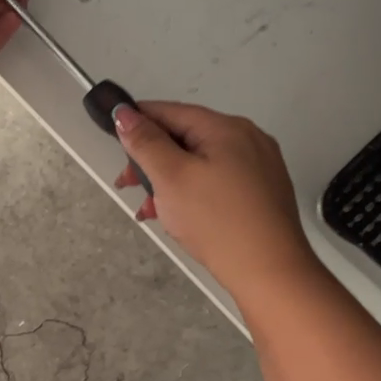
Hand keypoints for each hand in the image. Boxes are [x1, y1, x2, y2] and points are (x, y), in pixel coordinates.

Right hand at [113, 102, 322, 298]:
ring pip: (198, 162)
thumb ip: (146, 143)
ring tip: (148, 209)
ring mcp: (257, 166)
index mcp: (226, 128)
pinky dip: (189, 192)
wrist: (268, 268)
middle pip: (185, 137)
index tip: (111, 138)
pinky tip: (176, 216)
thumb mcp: (171, 177)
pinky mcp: (260, 192)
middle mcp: (247, 139)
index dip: (137, 120)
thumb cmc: (214, 218)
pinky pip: (214, 181)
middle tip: (126, 185)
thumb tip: (124, 113)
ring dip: (166, 180)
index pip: (171, 112)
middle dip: (150, 159)